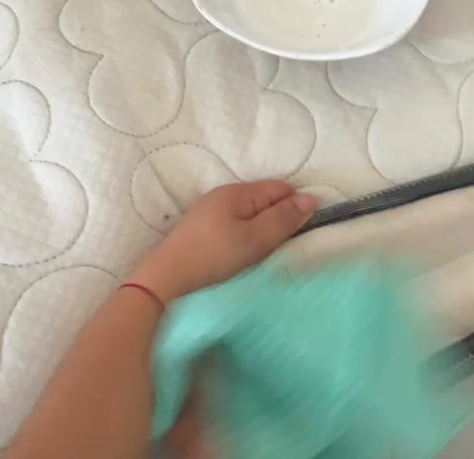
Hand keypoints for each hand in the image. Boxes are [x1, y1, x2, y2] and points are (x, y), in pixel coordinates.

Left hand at [129, 180, 316, 302]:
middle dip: (278, 220)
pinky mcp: (199, 235)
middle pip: (264, 201)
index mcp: (236, 192)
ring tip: (264, 257)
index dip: (295, 206)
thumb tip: (310, 199)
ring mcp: (208, 215)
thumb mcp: (253, 241)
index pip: (279, 188)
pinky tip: (242, 260)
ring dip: (261, 233)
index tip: (302, 233)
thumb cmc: (212, 260)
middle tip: (283, 249)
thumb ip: (282, 219)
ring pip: (248, 217)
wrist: (163, 286)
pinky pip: (233, 229)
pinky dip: (244, 240)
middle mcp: (221, 197)